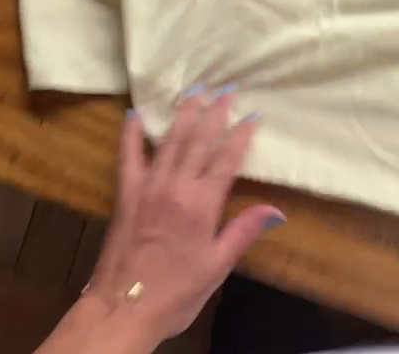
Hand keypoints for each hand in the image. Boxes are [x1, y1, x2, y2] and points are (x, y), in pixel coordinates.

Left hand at [41, 89, 283, 353]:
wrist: (123, 309)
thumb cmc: (175, 293)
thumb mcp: (217, 266)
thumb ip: (243, 232)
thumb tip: (276, 209)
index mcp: (202, 204)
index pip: (227, 159)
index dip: (241, 135)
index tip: (253, 113)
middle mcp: (177, 185)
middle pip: (200, 141)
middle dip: (215, 113)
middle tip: (227, 89)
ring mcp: (149, 185)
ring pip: (171, 140)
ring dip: (184, 113)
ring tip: (195, 90)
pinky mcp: (126, 191)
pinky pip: (128, 155)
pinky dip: (131, 132)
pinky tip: (135, 112)